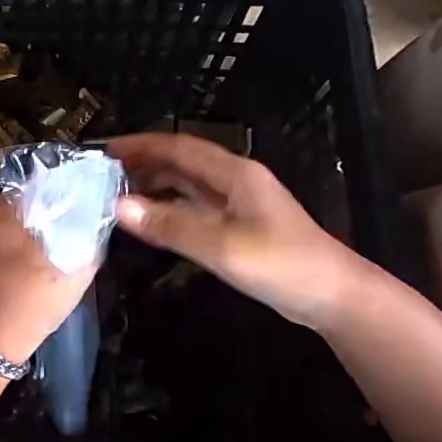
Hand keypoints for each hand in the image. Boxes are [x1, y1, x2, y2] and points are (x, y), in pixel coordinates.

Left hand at [0, 196, 95, 362]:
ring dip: (53, 212)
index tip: (98, 186)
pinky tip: (61, 237)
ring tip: (81, 220)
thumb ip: (86, 226)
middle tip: (93, 204)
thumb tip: (100, 201)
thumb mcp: (72, 260)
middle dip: (64, 196)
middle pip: (36, 191)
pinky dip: (42, 226)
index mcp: (3, 208)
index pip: (44, 178)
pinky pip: (23, 223)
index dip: (73, 180)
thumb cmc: (36, 296)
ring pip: (31, 207)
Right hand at [108, 134, 374, 329]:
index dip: (141, 144)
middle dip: (143, 162)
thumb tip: (119, 207)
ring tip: (119, 193)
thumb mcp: (222, 247)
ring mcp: (238, 202)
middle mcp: (234, 180)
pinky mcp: (239, 224)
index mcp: (233, 174)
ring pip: (187, 183)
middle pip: (181, 161)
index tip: (107, 150)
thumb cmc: (283, 265)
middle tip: (105, 174)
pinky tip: (150, 218)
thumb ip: (170, 226)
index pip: (179, 146)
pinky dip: (168, 205)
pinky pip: (194, 204)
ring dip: (154, 183)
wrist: (335, 297)